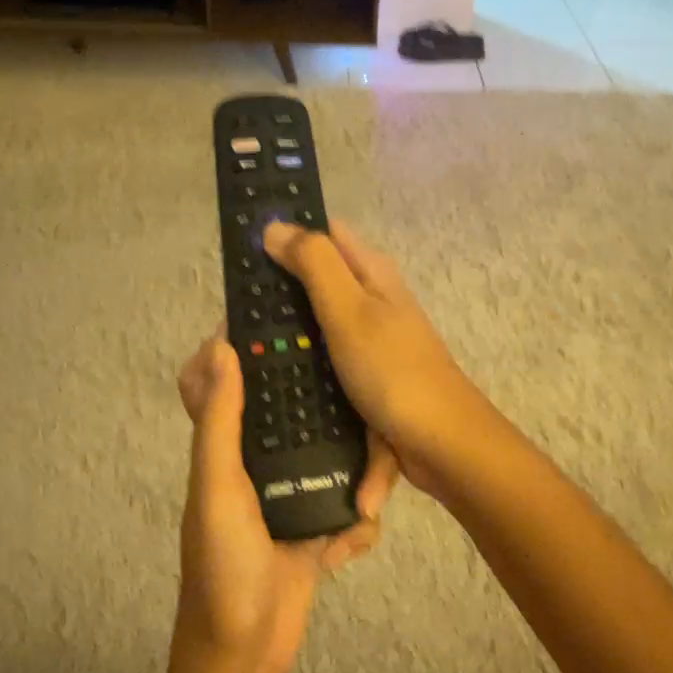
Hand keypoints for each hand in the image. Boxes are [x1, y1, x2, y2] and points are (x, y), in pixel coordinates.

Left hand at [168, 328, 398, 672]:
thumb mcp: (216, 488)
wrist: (248, 649)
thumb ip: (221, 421)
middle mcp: (259, 458)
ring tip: (370, 482)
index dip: (241, 344)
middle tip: (357, 381)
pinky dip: (357, 521)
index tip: (282, 313)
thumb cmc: (222, 563)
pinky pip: (350, 500)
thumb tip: (222, 344)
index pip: (225, 380)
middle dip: (322, 400)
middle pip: (292, 408)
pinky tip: (350, 540)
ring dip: (356, 469)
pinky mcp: (319, 520)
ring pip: (333, 451)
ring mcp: (292, 490)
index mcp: (226, 445)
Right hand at [262, 221, 486, 489]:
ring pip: (315, 331)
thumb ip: (315, 265)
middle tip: (229, 313)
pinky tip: (270, 390)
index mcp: (372, 273)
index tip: (240, 251)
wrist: (443, 447)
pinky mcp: (365, 381)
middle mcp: (372, 301)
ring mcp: (369, 344)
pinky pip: (323, 371)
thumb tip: (273, 225)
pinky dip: (304, 377)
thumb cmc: (394, 371)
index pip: (324, 234)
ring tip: (237, 354)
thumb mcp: (350, 310)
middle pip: (316, 284)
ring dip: (286, 340)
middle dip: (277, 294)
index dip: (286, 235)